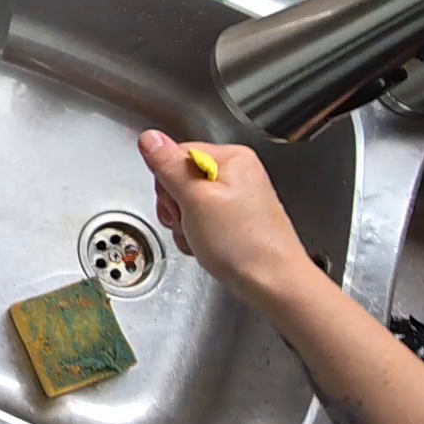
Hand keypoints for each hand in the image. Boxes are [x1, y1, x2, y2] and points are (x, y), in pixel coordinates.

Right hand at [136, 130, 317, 303]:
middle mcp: (236, 173)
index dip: (167, 182)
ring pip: (185, 200)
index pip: (174, 155)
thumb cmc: (244, 244)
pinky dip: (195, 232)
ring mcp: (235, 196)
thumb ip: (168, 166)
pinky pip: (198, 216)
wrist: (274, 285)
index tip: (179, 202)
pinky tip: (205, 244)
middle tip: (190, 221)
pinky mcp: (234, 218)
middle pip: (178, 177)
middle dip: (175, 205)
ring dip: (183, 222)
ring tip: (199, 236)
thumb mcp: (194, 199)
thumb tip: (149, 138)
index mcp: (231, 157)